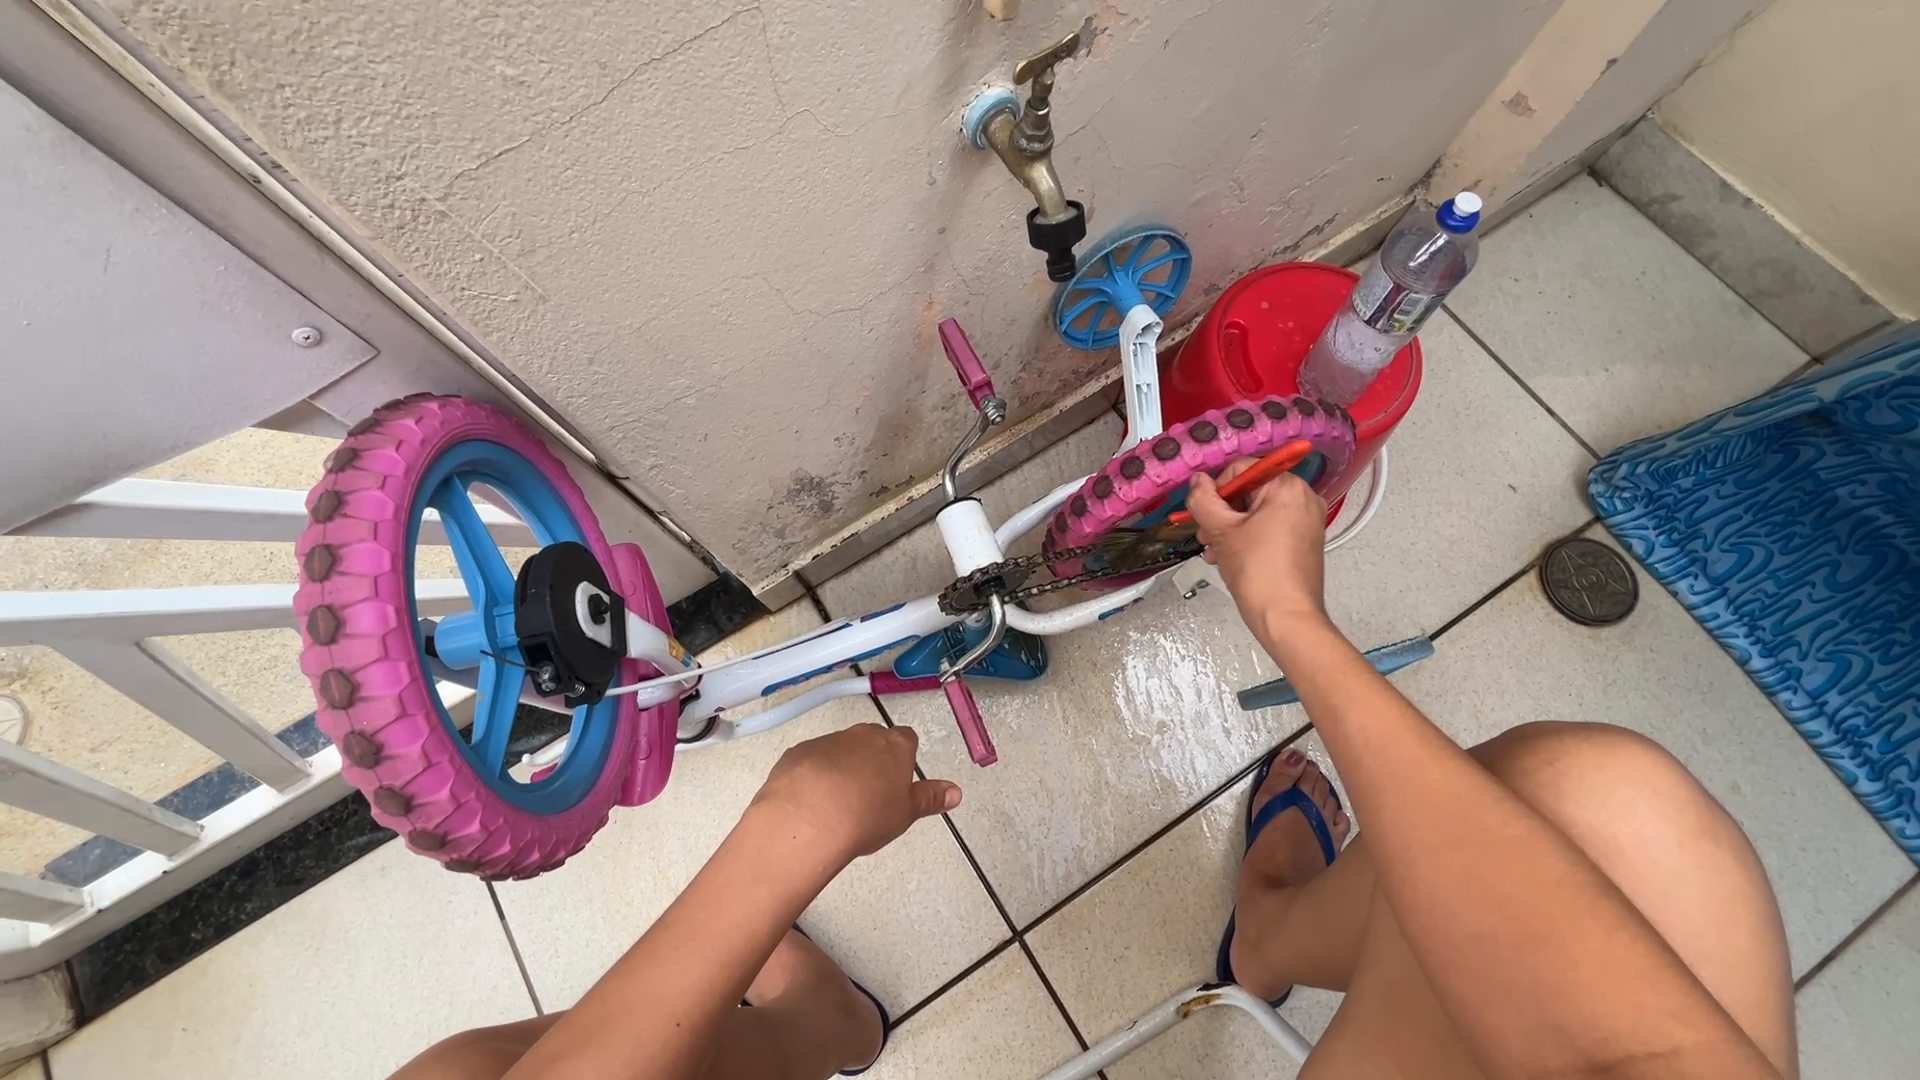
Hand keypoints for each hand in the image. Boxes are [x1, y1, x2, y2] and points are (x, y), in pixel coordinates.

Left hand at [749, 724, 960, 862]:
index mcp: (895, 746)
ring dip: (842, 768)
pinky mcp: (800, 752)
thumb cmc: (866, 816)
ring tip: (838, 805)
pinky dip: (813, 775)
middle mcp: (863, 735)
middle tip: (869, 796)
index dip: (903, 759)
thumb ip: (930, 799)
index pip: (907, 740)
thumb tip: (955, 792)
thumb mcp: (905, 813)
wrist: (810, 817)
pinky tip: (812, 802)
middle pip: (872, 741)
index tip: (898, 781)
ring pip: (841, 750)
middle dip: (872, 762)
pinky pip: (812, 760)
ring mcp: (830, 740)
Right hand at [1185, 460, 1331, 641]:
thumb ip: (1203, 500)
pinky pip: (1268, 527)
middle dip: (1222, 513)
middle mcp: (1303, 498)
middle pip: (1249, 491)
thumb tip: (1197, 483)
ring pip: (1256, 512)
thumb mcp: (1220, 530)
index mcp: (1287, 487)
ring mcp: (1306, 520)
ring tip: (1215, 550)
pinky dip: (1247, 537)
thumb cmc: (1259, 573)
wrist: (1285, 617)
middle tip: (1207, 534)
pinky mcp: (1303, 540)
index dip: (1217, 491)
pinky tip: (1229, 557)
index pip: (1241, 470)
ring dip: (1229, 528)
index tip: (1207, 514)